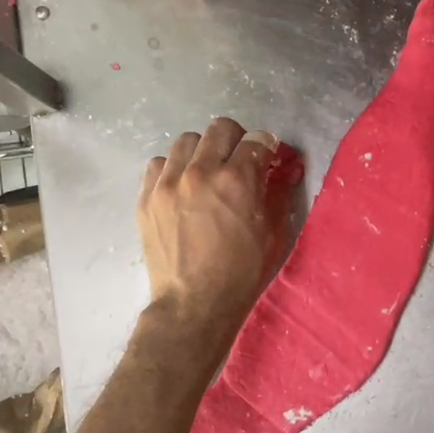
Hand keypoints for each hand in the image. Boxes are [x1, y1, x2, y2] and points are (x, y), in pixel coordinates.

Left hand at [138, 118, 293, 341]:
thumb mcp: (272, 234)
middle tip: (240, 160)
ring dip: (202, 151)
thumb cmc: (242, 273)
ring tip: (207, 173)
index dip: (267, 147)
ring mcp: (168, 183)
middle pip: (220, 129)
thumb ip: (279, 194)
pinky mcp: (147, 197)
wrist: (193, 303)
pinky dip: (174, 168)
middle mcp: (200, 172)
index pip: (256, 140)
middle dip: (236, 140)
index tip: (268, 157)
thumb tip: (287, 169)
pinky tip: (182, 187)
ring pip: (186, 141)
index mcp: (236, 181)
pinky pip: (159, 164)